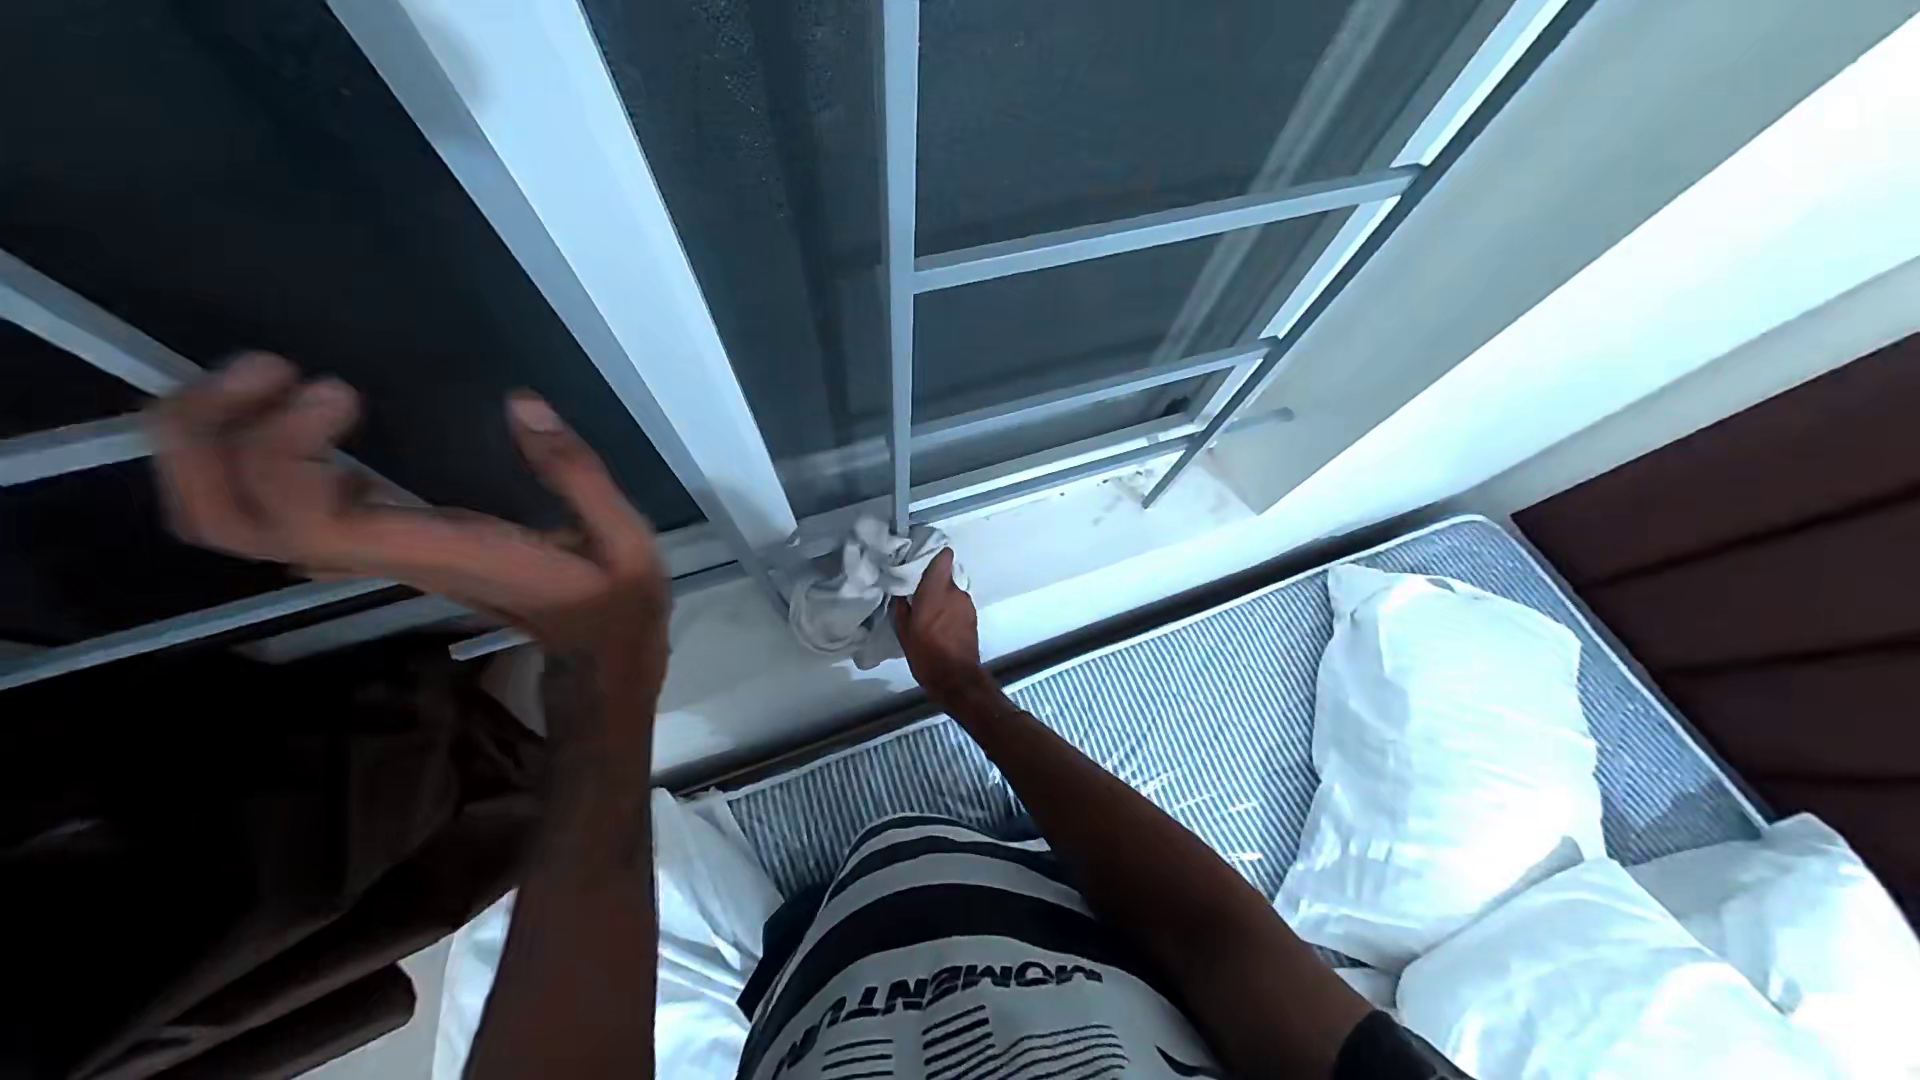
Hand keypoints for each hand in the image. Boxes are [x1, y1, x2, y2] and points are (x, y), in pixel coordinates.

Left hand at [149, 353, 670, 702]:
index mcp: (444, 555)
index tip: (338, 388)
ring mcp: (378, 562)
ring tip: (268, 380)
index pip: (307, 520)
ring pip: (231, 523)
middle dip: (205, 437)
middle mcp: (389, 561)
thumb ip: (578, 475)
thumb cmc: (615, 603)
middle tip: (267, 367)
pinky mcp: (384, 553)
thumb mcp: (624, 540)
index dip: (284, 446)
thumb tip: (522, 404)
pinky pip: (273, 516)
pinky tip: (303, 420)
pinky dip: (249, 460)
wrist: (599, 653)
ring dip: (211, 444)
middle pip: (228, 522)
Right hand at [893, 548, 986, 702]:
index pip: (943, 557)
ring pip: (952, 591)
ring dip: (943, 598)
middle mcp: (955, 592)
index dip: (935, 556)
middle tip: (919, 595)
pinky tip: (941, 625)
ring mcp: (967, 604)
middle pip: (945, 576)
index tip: (922, 561)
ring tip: (930, 614)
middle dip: (934, 582)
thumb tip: (902, 593)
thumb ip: (903, 605)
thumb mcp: (904, 630)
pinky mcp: (973, 617)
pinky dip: (951, 610)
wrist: (955, 677)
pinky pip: (959, 605)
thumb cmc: (925, 652)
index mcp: (935, 590)